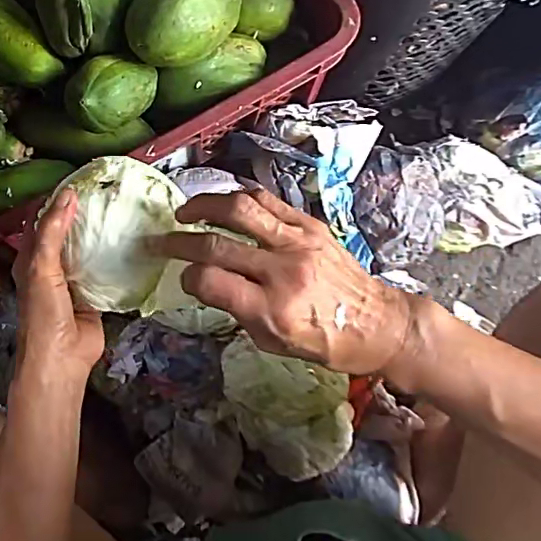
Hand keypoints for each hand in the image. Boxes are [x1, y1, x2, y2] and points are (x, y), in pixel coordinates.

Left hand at [14, 189, 105, 382]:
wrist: (62, 358)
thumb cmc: (44, 313)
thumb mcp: (41, 266)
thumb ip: (52, 231)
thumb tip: (68, 195)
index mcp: (30, 258)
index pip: (42, 220)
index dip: (56, 200)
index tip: (79, 180)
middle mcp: (51, 266)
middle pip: (67, 233)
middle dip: (82, 214)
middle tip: (106, 192)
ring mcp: (73, 281)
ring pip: (87, 250)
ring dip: (100, 234)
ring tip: (121, 210)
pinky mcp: (94, 294)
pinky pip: (104, 270)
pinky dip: (114, 257)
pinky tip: (130, 242)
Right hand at [155, 189, 421, 379]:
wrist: (380, 323)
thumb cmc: (325, 342)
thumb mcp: (273, 341)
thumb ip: (236, 310)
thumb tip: (204, 281)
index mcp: (272, 309)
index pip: (211, 282)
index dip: (187, 278)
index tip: (184, 278)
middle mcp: (283, 271)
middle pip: (216, 245)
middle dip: (178, 241)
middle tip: (160, 241)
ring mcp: (299, 242)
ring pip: (239, 209)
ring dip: (204, 206)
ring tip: (186, 212)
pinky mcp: (311, 225)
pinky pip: (266, 201)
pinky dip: (237, 198)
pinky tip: (222, 204)